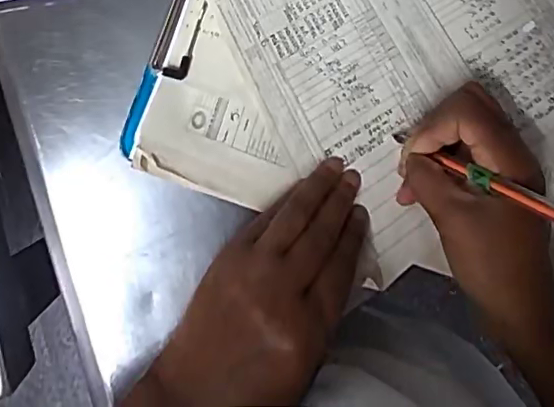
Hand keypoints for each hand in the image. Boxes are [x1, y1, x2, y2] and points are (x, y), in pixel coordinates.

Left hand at [128, 158, 368, 406]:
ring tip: (332, 168)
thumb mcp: (304, 362)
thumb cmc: (253, 387)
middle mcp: (281, 294)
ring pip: (293, 219)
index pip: (339, 270)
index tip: (361, 214)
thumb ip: (323, 313)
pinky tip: (298, 190)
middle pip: (319, 237)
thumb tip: (340, 262)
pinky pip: (264, 221)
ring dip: (315, 189)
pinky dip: (284, 201)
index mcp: (305, 330)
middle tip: (352, 179)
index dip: (352, 237)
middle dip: (338, 204)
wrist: (192, 393)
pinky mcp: (229, 257)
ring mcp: (252, 270)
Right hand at [397, 82, 553, 337]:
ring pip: (465, 121)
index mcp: (509, 158)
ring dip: (435, 142)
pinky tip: (423, 184)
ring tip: (413, 178)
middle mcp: (512, 150)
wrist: (522, 310)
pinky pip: (466, 144)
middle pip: (469, 103)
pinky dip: (442, 155)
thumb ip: (427, 177)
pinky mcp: (498, 173)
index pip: (466, 111)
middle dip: (434, 126)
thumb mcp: (452, 219)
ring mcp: (507, 161)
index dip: (432, 128)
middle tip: (414, 160)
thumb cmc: (491, 266)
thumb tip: (410, 157)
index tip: (413, 162)